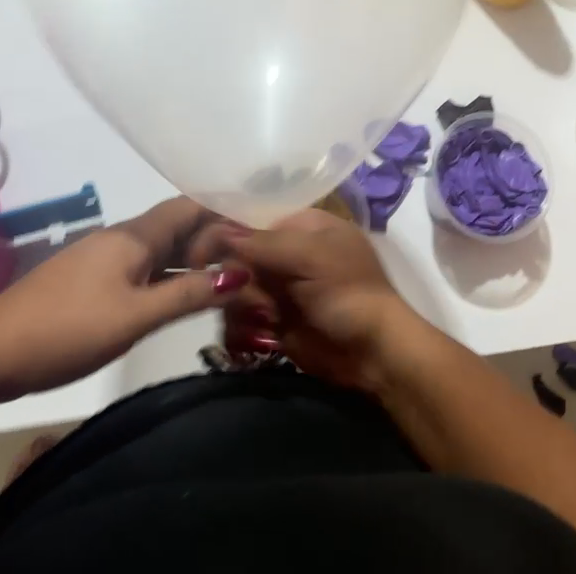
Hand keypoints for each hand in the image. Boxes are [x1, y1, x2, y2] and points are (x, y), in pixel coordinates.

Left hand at [0, 197, 251, 423]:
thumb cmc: (65, 330)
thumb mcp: (135, 317)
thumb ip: (187, 296)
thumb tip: (239, 275)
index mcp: (133, 237)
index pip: (189, 206)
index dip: (224, 208)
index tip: (258, 222)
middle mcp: (120, 239)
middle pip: (177, 226)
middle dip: (215, 237)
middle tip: (253, 260)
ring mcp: (101, 260)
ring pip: (159, 249)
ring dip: (193, 259)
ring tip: (228, 279)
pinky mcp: (88, 283)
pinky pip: (142, 268)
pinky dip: (169, 276)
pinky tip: (180, 298)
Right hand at [221, 209, 419, 389]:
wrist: (373, 354)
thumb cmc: (349, 294)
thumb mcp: (312, 257)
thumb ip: (264, 243)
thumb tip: (219, 231)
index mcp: (305, 227)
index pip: (250, 222)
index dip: (225, 237)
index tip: (202, 257)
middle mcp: (289, 255)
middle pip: (236, 261)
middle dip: (241, 286)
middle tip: (263, 305)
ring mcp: (280, 290)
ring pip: (233, 294)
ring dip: (243, 312)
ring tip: (269, 325)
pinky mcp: (274, 324)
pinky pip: (238, 322)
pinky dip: (244, 333)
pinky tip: (262, 341)